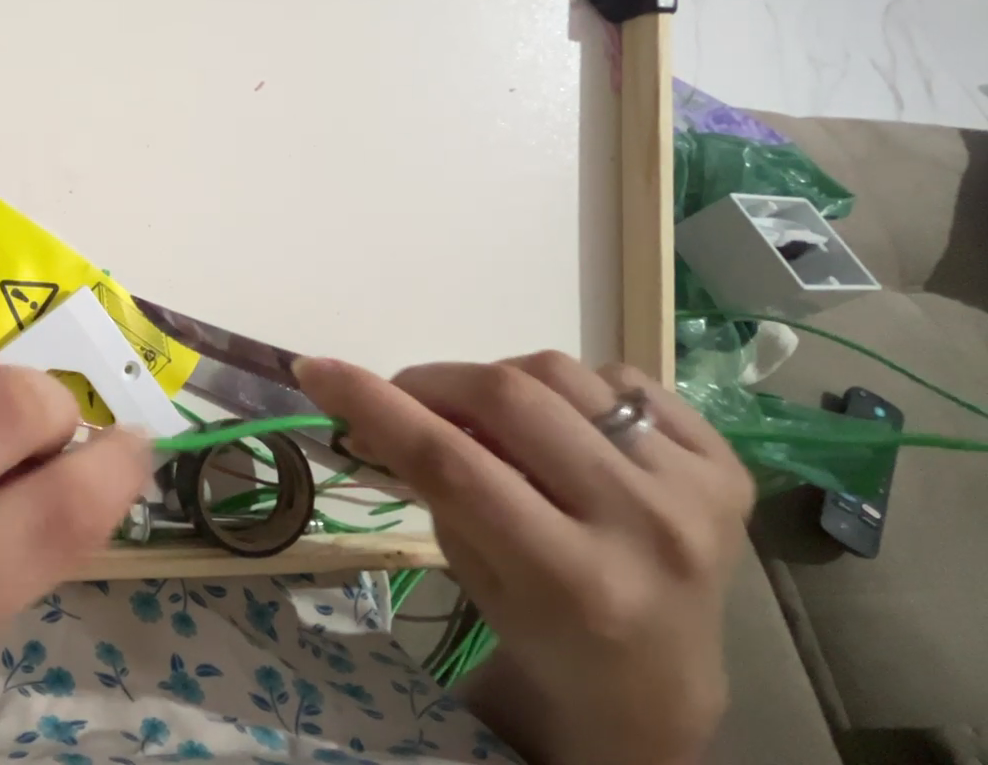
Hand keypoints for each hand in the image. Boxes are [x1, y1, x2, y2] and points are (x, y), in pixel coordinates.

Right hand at [295, 352, 754, 764]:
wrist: (657, 676)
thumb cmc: (538, 628)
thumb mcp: (467, 567)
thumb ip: (432, 479)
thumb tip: (384, 401)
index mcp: (571, 580)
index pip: (450, 463)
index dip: (373, 404)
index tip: (316, 369)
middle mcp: (645, 529)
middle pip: (509, 399)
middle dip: (432, 381)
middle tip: (406, 395)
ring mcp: (698, 492)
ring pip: (560, 372)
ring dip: (498, 380)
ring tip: (489, 417)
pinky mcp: (728, 464)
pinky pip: (621, 378)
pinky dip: (570, 389)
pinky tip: (564, 430)